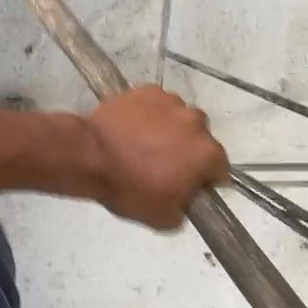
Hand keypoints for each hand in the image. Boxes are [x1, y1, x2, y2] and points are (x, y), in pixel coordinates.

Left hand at [84, 85, 229, 228]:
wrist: (89, 155)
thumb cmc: (129, 189)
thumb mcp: (163, 218)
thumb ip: (185, 208)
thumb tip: (185, 199)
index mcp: (208, 153)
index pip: (218, 169)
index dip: (203, 180)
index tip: (186, 185)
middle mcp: (196, 121)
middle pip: (200, 140)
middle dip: (186, 151)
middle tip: (161, 164)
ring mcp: (171, 101)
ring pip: (178, 118)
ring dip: (168, 129)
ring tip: (142, 143)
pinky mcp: (147, 90)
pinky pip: (155, 104)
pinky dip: (148, 113)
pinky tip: (131, 126)